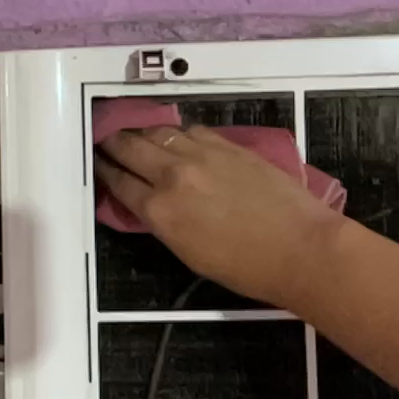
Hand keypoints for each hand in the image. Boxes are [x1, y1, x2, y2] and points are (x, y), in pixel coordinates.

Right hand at [95, 124, 347, 309]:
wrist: (301, 248)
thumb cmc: (245, 267)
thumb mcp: (188, 253)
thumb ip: (162, 221)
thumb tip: (149, 202)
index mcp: (160, 211)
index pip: (119, 183)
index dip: (104, 171)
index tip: (98, 163)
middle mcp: (173, 175)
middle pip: (130, 148)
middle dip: (114, 143)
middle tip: (106, 141)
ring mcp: (201, 155)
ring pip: (159, 132)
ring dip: (142, 133)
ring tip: (136, 136)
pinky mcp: (227, 144)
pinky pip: (190, 130)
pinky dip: (176, 133)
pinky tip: (175, 138)